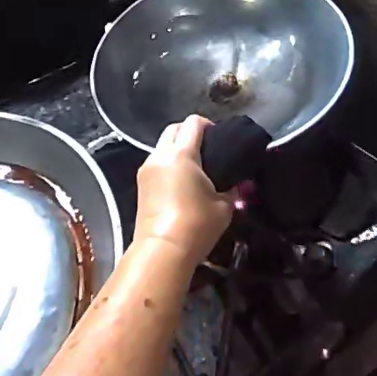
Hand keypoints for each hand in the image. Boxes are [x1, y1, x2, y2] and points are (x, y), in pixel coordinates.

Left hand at [133, 115, 235, 262]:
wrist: (162, 252)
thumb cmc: (196, 226)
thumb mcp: (224, 207)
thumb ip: (231, 189)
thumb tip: (236, 183)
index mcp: (182, 154)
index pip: (193, 123)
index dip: (208, 124)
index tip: (219, 138)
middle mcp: (161, 155)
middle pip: (174, 129)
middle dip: (189, 132)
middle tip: (206, 148)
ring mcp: (147, 169)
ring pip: (162, 145)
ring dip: (177, 148)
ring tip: (193, 167)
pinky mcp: (140, 184)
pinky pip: (156, 162)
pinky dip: (168, 163)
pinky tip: (180, 181)